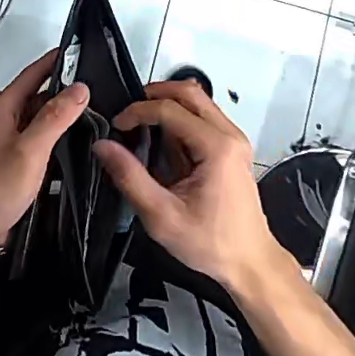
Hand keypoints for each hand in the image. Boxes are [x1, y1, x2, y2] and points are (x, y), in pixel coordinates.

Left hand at [0, 51, 88, 244]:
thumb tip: (79, 88)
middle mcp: (6, 120)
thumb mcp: (30, 149)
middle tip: (97, 84)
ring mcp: (12, 140)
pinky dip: (59, 135)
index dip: (54, 61)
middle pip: (39, 95)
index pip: (32, 74)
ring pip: (42, 117)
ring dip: (64, 114)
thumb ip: (55, 117)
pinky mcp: (18, 159)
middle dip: (65, 89)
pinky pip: (42, 138)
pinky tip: (79, 141)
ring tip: (96, 110)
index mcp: (3, 109)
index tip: (78, 50)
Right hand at [92, 81, 298, 290]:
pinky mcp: (230, 149)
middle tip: (128, 113)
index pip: (169, 108)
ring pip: (196, 101)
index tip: (117, 126)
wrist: (251, 264)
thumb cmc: (212, 243)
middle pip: (188, 91)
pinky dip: (178, 119)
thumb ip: (129, 176)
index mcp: (216, 148)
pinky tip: (162, 141)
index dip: (136, 112)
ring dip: (166, 105)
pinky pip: (201, 118)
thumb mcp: (161, 215)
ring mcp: (233, 141)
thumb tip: (103, 146)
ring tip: (141, 126)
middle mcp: (229, 137)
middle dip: (153, 95)